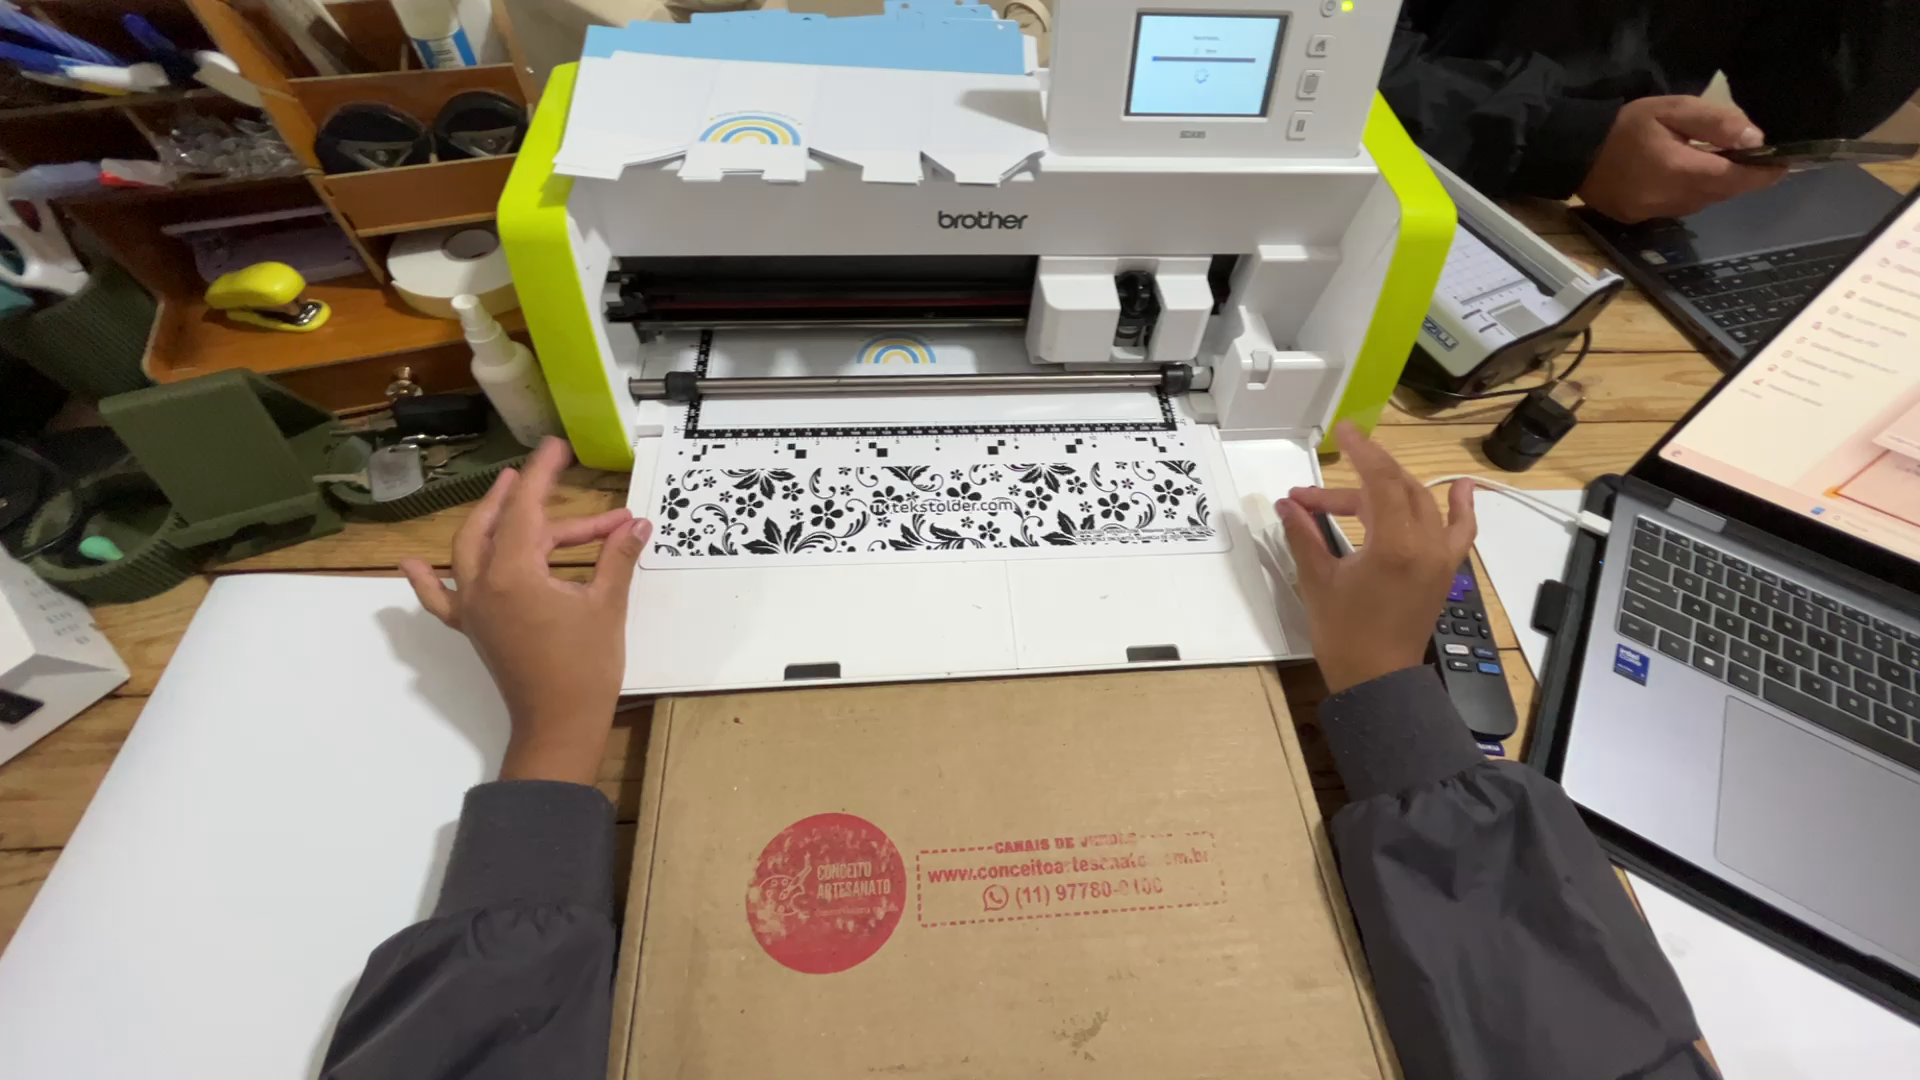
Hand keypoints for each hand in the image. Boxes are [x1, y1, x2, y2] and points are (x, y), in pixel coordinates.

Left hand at [401, 438, 651, 785]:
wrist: (560, 722)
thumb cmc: (586, 665)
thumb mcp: (607, 605)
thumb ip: (617, 558)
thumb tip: (637, 524)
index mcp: (515, 575)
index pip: (526, 511)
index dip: (543, 476)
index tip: (556, 447)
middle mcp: (483, 585)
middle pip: (496, 526)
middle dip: (518, 494)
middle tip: (543, 470)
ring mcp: (473, 609)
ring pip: (470, 550)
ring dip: (490, 520)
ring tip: (510, 493)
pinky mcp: (475, 629)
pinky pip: (441, 599)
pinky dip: (427, 580)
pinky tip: (413, 564)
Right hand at [1275, 422, 1476, 694]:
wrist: (1375, 677)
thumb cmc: (1343, 633)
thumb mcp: (1316, 579)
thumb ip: (1304, 535)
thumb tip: (1287, 505)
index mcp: (1393, 545)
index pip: (1380, 481)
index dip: (1361, 452)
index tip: (1343, 431)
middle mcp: (1425, 544)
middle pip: (1395, 491)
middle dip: (1354, 480)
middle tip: (1311, 492)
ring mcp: (1440, 557)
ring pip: (1420, 503)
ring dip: (1386, 489)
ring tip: (1351, 489)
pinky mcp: (1443, 570)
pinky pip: (1458, 530)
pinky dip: (1459, 506)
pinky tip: (1458, 486)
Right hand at [1578, 96, 1784, 222]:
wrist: (1572, 152)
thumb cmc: (1625, 126)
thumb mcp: (1676, 109)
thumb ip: (1718, 123)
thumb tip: (1755, 140)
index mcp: (1678, 170)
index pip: (1733, 179)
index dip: (1763, 175)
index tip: (1783, 166)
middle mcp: (1664, 199)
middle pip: (1716, 196)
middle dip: (1736, 181)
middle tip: (1748, 163)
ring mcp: (1645, 212)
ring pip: (1695, 206)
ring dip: (1710, 190)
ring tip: (1713, 171)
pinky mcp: (1631, 217)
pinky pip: (1671, 211)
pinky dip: (1685, 198)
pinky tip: (1679, 182)